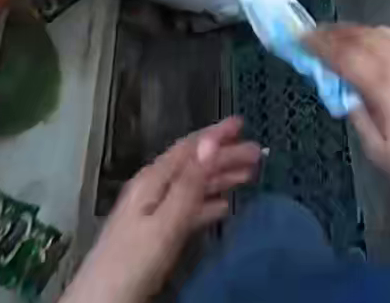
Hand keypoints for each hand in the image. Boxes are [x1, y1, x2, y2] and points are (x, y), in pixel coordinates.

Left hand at [63, 117, 261, 302]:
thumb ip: (189, 183)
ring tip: (248, 177)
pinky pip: (187, 208)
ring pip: (192, 186)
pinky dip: (207, 203)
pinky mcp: (151, 236)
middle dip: (225, 157)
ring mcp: (150, 212)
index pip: (190, 148)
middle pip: (193, 165)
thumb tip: (210, 139)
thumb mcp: (165, 224)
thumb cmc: (131, 267)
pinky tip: (222, 209)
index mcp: (153, 180)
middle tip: (258, 156)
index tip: (243, 123)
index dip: (216, 134)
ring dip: (219, 179)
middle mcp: (151, 189)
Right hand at [306, 24, 389, 209]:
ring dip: (358, 31)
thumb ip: (356, 112)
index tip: (301, 38)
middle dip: (336, 32)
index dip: (321, 45)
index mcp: (385, 85)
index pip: (345, 56)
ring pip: (383, 33)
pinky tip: (374, 46)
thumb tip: (341, 89)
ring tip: (340, 35)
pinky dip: (382, 38)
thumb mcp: (377, 149)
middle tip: (316, 33)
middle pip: (363, 36)